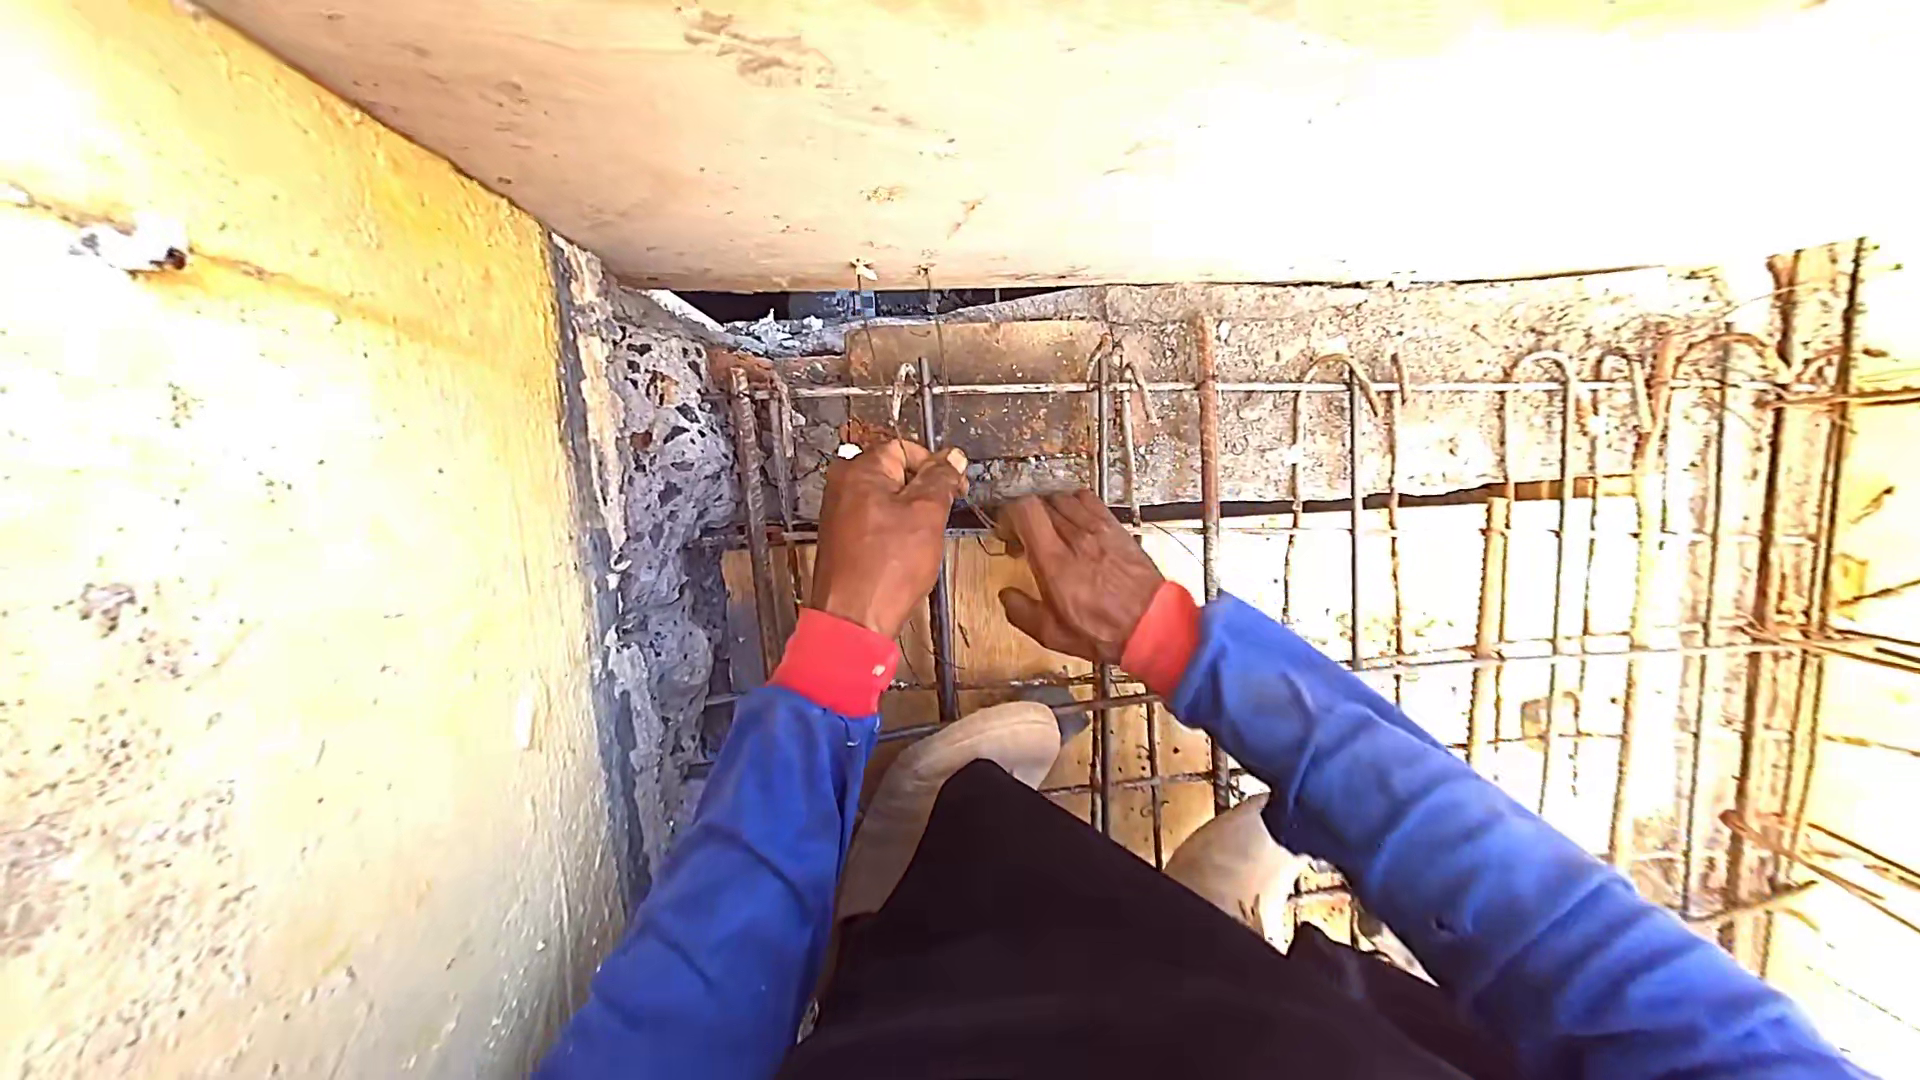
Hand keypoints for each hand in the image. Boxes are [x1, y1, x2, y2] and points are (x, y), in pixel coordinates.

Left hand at [810, 439, 967, 637]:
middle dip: (924, 491)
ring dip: (912, 513)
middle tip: (942, 513)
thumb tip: (952, 458)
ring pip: (888, 498)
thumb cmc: (885, 570)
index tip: (955, 484)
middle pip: (896, 473)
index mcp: (860, 470)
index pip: (906, 448)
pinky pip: (877, 520)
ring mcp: (840, 512)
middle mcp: (843, 486)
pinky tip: (906, 552)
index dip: (936, 465)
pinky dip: (896, 530)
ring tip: (923, 538)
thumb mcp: (927, 514)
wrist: (855, 619)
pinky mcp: (844, 537)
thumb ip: (941, 479)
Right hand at [997, 490, 1163, 662]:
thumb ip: (1021, 612)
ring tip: (1048, 528)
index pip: (1024, 510)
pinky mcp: (1115, 528)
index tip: (1007, 531)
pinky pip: (1089, 500)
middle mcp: (1076, 538)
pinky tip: (1075, 522)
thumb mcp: (1052, 634)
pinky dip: (1075, 504)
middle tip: (1025, 536)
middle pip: (1041, 502)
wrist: (1153, 625)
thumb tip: (1008, 597)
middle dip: (1025, 516)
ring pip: (1063, 498)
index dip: (1008, 515)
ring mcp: (1098, 530)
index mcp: (1054, 561)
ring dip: (1049, 509)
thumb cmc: (1108, 631)